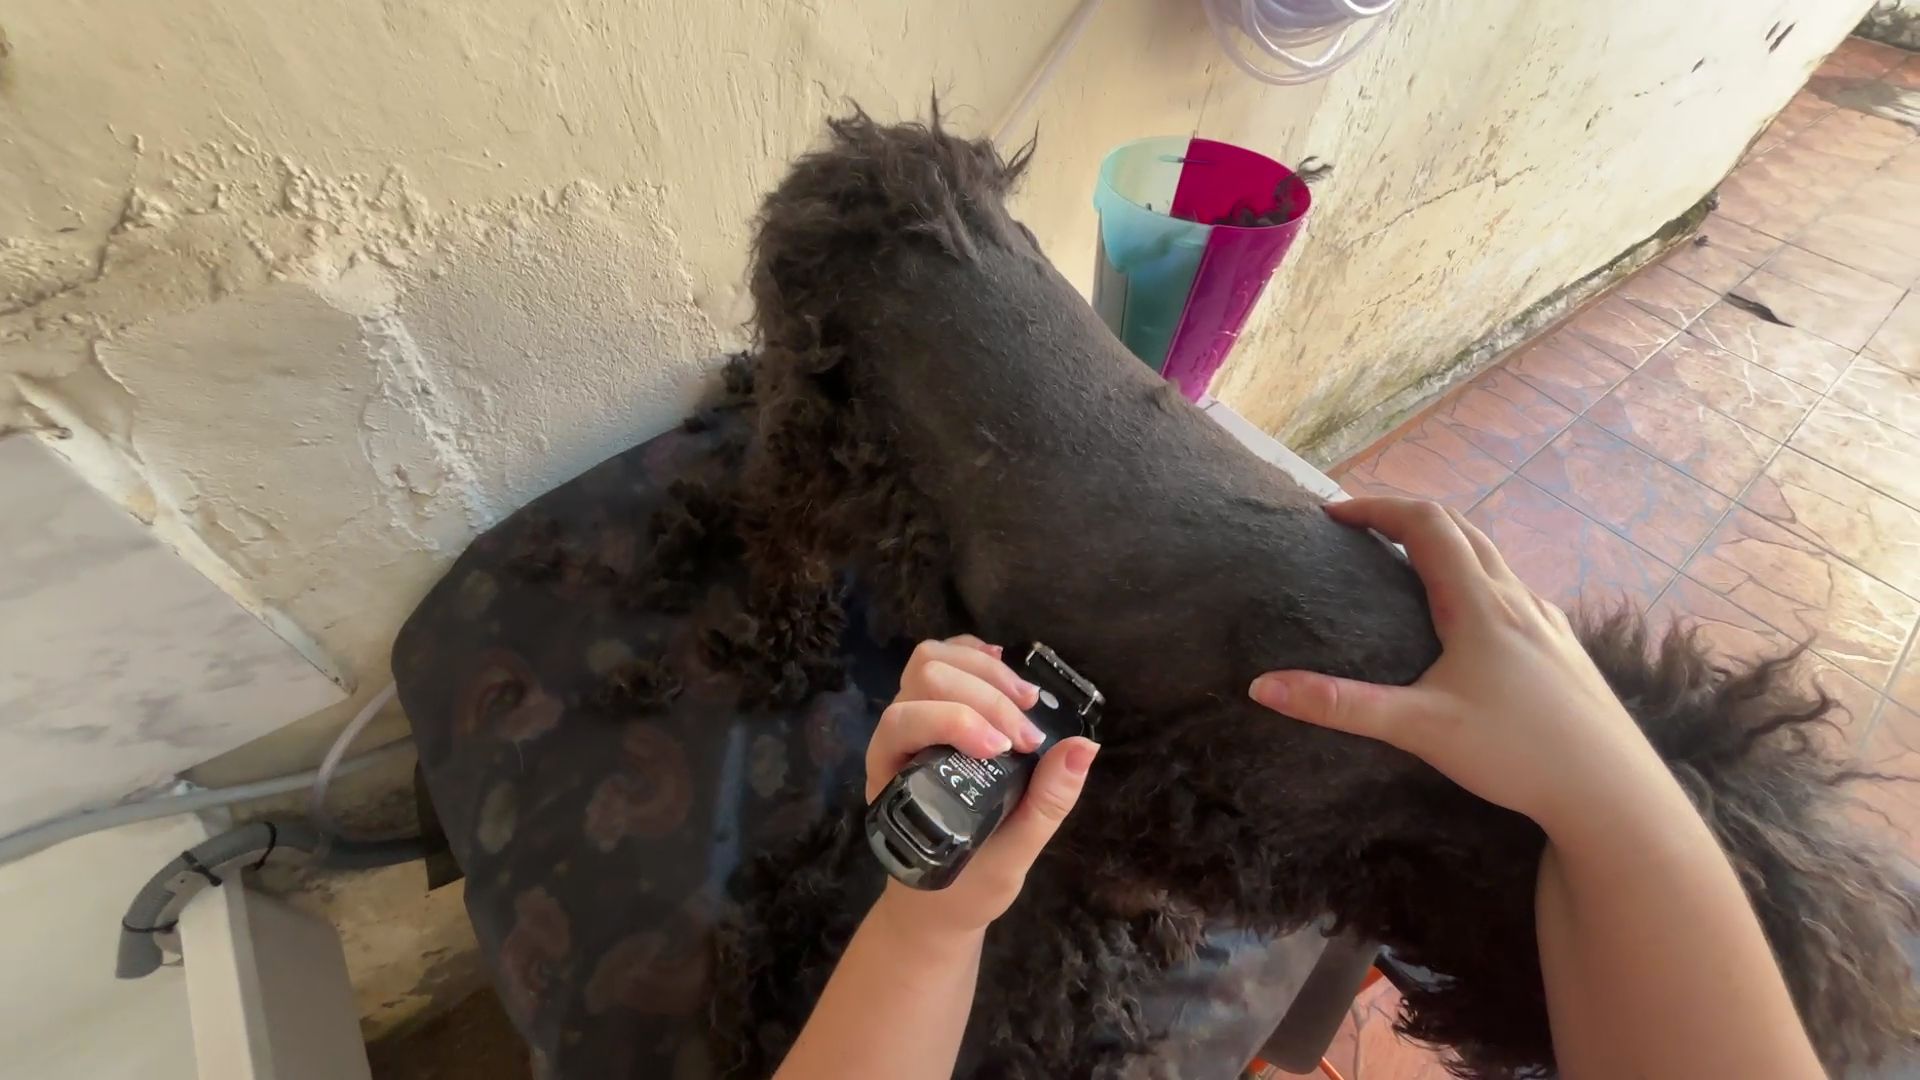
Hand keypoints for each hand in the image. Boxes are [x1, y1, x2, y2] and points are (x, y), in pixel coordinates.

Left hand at [865, 636, 1099, 939]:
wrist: (941, 895)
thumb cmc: (967, 881)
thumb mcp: (1011, 857)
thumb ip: (1045, 803)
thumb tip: (1085, 747)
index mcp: (891, 775)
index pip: (904, 720)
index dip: (956, 720)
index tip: (1008, 750)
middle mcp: (892, 738)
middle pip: (924, 678)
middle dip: (982, 695)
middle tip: (1029, 734)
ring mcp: (912, 716)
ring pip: (929, 660)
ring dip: (983, 670)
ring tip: (1028, 698)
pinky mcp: (935, 707)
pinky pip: (944, 660)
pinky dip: (974, 654)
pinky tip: (1005, 665)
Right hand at [1247, 498, 1665, 836]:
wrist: (1621, 801)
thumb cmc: (1518, 753)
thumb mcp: (1417, 728)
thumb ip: (1337, 704)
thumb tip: (1260, 687)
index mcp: (1480, 603)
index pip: (1425, 524)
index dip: (1376, 507)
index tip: (1331, 514)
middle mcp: (1517, 599)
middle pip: (1459, 526)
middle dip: (1402, 515)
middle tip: (1357, 528)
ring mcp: (1547, 621)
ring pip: (1489, 554)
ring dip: (1439, 540)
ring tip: (1398, 561)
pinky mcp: (1562, 647)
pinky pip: (1508, 586)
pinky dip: (1469, 573)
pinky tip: (1462, 614)